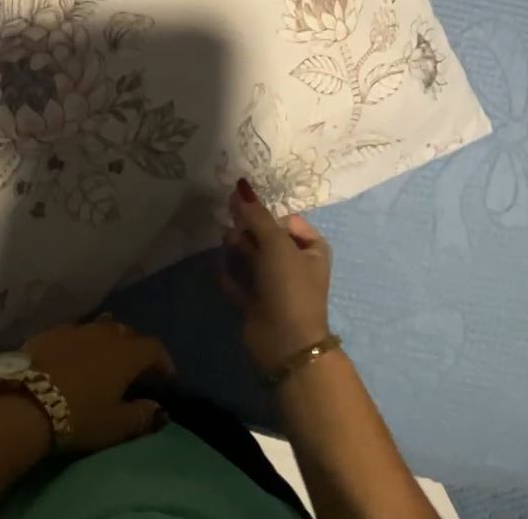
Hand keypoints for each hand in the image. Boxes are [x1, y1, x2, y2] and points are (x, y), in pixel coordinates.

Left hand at [19, 319, 174, 454]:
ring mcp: (74, 328)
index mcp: (126, 353)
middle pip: (127, 333)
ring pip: (99, 328)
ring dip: (106, 343)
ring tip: (102, 362)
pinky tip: (71, 360)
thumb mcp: (115, 426)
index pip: (154, 348)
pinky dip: (79, 344)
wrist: (24, 404)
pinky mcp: (48, 332)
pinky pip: (73, 333)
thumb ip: (142, 416)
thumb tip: (161, 410)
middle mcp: (104, 333)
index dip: (163, 362)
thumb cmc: (77, 417)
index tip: (164, 378)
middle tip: (132, 371)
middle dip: (134, 349)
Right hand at [218, 178, 333, 372]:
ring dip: (238, 248)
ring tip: (224, 241)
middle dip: (249, 230)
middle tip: (230, 222)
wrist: (285, 342)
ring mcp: (276, 287)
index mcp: (312, 249)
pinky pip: (240, 284)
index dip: (267, 214)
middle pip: (268, 239)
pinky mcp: (257, 305)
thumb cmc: (289, 285)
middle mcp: (296, 266)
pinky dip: (229, 276)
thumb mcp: (276, 243)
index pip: (288, 221)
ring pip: (253, 260)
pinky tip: (215, 267)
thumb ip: (256, 215)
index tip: (244, 208)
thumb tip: (241, 186)